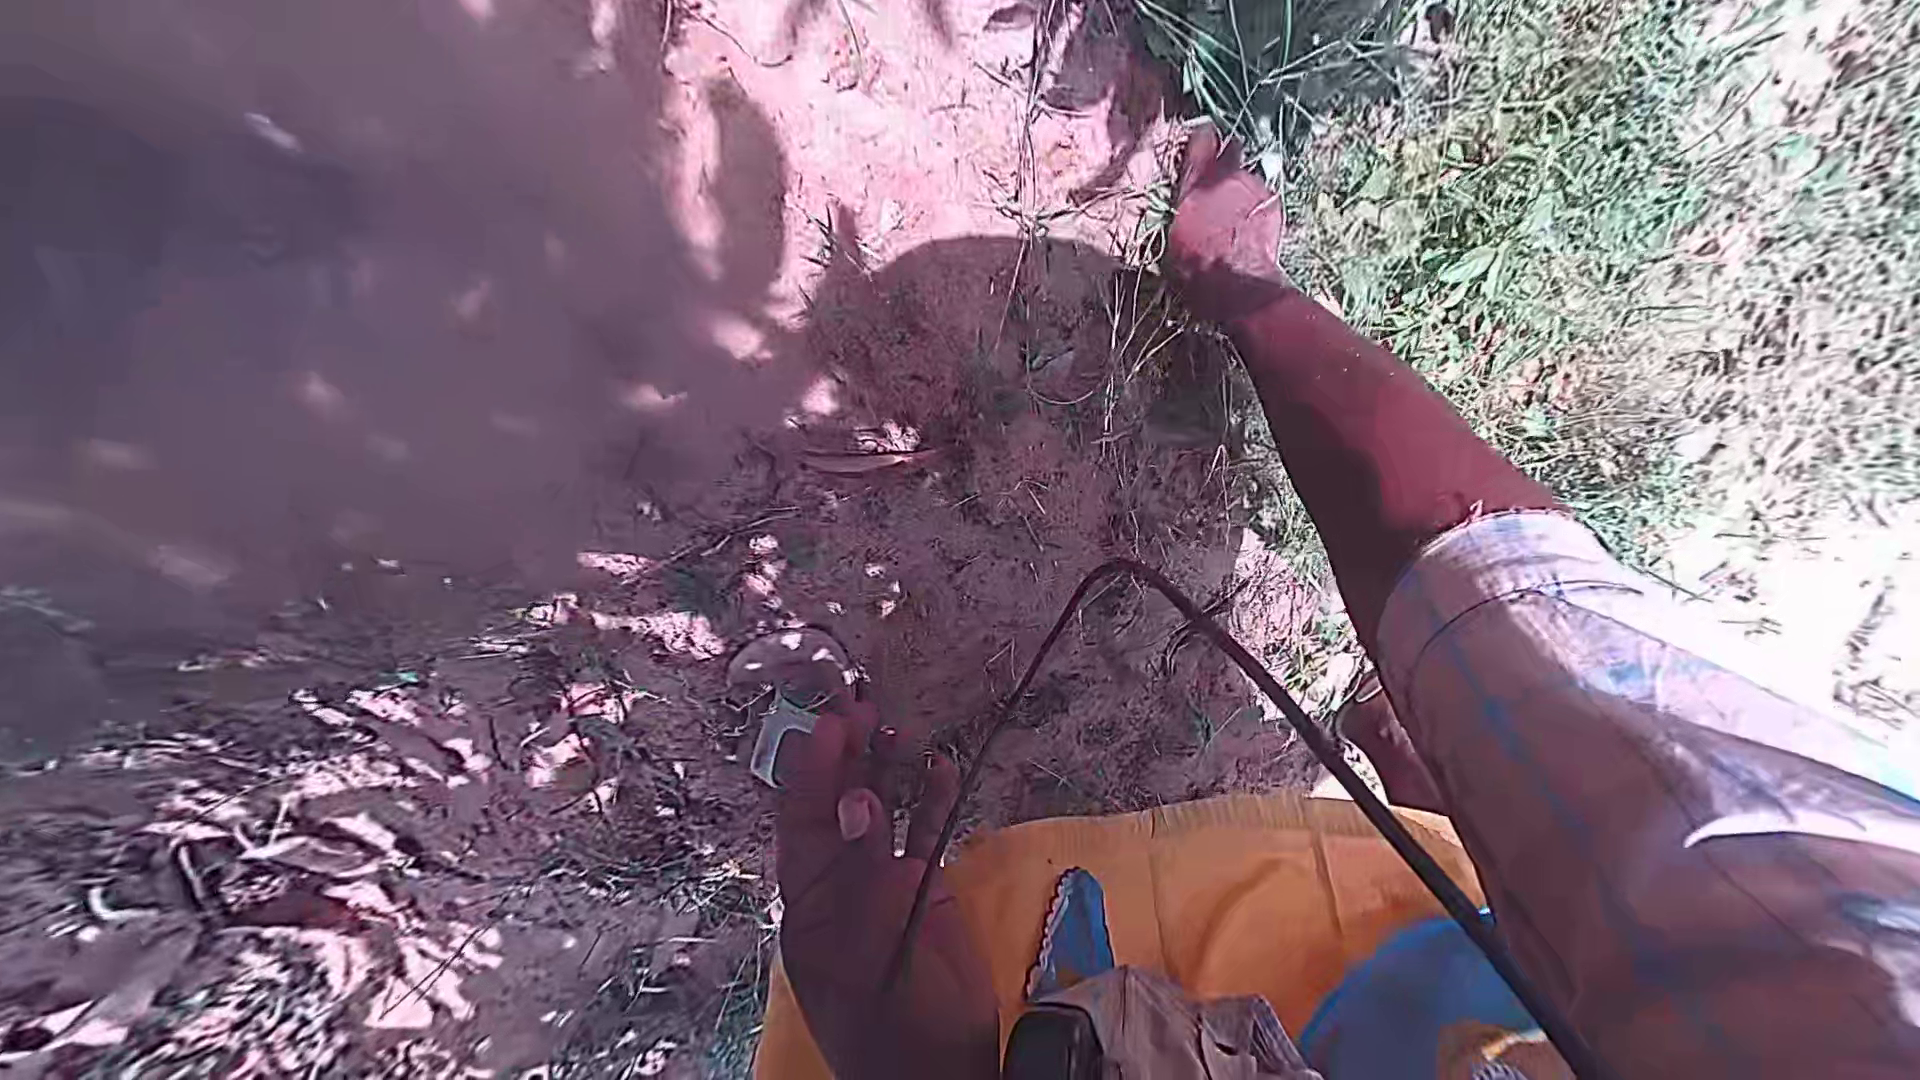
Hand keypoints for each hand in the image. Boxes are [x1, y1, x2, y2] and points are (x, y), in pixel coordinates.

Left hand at [774, 702, 999, 1079]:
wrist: (945, 1061)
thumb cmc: (891, 1013)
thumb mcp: (868, 942)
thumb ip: (862, 868)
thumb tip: (855, 800)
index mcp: (812, 894)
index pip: (804, 817)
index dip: (815, 768)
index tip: (830, 724)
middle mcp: (844, 874)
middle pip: (842, 802)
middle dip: (850, 756)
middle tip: (865, 711)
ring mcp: (884, 874)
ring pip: (883, 807)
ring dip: (890, 769)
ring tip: (901, 731)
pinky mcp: (923, 879)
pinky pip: (925, 826)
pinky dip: (931, 796)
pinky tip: (941, 768)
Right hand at [1165, 124, 1294, 322]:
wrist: (1239, 287)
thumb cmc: (1196, 271)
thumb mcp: (1173, 243)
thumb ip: (1181, 213)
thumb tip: (1182, 208)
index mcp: (1197, 185)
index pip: (1201, 141)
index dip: (1199, 141)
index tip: (1197, 143)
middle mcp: (1228, 178)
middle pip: (1231, 148)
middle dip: (1224, 159)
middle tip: (1214, 180)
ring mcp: (1254, 187)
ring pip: (1245, 176)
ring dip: (1238, 189)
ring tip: (1230, 216)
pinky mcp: (1273, 202)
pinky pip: (1260, 196)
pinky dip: (1253, 207)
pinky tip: (1246, 229)